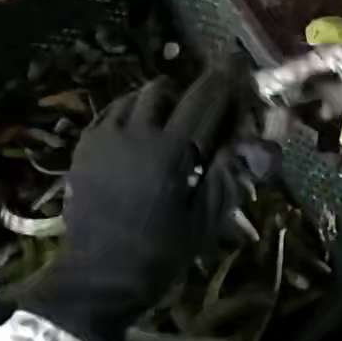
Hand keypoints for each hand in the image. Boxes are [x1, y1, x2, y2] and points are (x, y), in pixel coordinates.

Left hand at [22, 61, 244, 340]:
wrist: (96, 280)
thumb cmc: (159, 253)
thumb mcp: (205, 219)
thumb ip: (230, 174)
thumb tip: (257, 141)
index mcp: (169, 152)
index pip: (202, 98)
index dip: (222, 77)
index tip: (236, 60)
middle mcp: (134, 134)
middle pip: (165, 88)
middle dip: (186, 92)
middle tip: (199, 113)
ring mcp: (103, 139)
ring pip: (134, 97)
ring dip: (157, 102)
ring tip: (168, 123)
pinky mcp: (84, 148)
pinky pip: (111, 113)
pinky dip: (130, 114)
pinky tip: (138, 135)